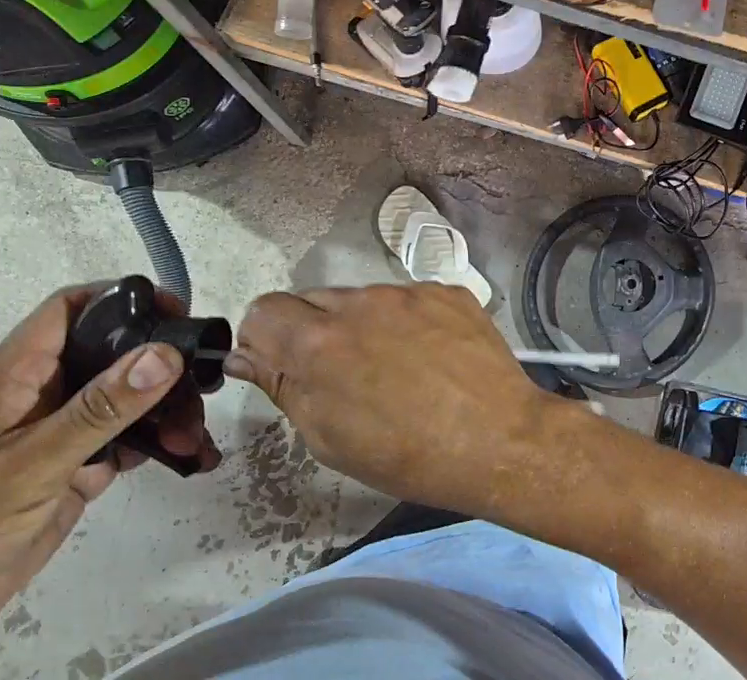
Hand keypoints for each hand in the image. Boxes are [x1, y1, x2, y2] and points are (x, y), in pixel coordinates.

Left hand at [0, 284, 218, 671]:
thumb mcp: (26, 468)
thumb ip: (98, 411)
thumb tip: (164, 355)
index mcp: (9, 380)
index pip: (69, 311)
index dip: (123, 299)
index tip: (180, 314)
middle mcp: (36, 397)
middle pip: (112, 356)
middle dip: (163, 368)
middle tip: (203, 388)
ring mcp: (54, 434)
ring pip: (126, 401)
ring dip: (167, 413)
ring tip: (192, 438)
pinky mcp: (69, 469)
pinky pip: (125, 442)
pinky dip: (157, 444)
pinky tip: (185, 457)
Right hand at [225, 284, 564, 514]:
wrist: (497, 437)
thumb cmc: (404, 454)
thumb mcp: (327, 436)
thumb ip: (284, 386)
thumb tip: (250, 356)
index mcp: (319, 342)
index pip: (266, 310)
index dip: (267, 338)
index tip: (282, 365)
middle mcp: (364, 303)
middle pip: (316, 301)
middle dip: (315, 332)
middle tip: (343, 375)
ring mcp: (413, 293)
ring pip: (367, 299)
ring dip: (365, 325)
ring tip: (396, 369)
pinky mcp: (452, 293)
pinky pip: (412, 299)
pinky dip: (409, 321)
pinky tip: (431, 356)